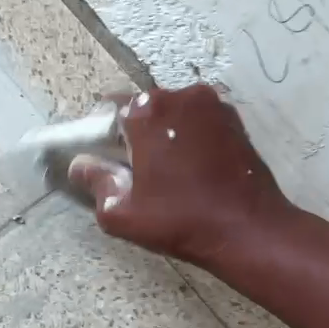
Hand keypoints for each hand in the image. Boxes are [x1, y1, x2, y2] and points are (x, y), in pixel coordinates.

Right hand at [68, 84, 293, 272]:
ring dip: (162, 135)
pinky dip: (187, 138)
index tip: (100, 157)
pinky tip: (186, 169)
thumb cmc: (179, 220)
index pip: (109, 109)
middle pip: (143, 109)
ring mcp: (214, 106)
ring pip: (172, 115)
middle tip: (129, 169)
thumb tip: (80, 165)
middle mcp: (182, 97)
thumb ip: (95, 181)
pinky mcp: (235, 121)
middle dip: (132, 133)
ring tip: (161, 172)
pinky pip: (197, 123)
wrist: (248, 230)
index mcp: (149, 112)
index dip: (100, 133)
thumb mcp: (120, 212)